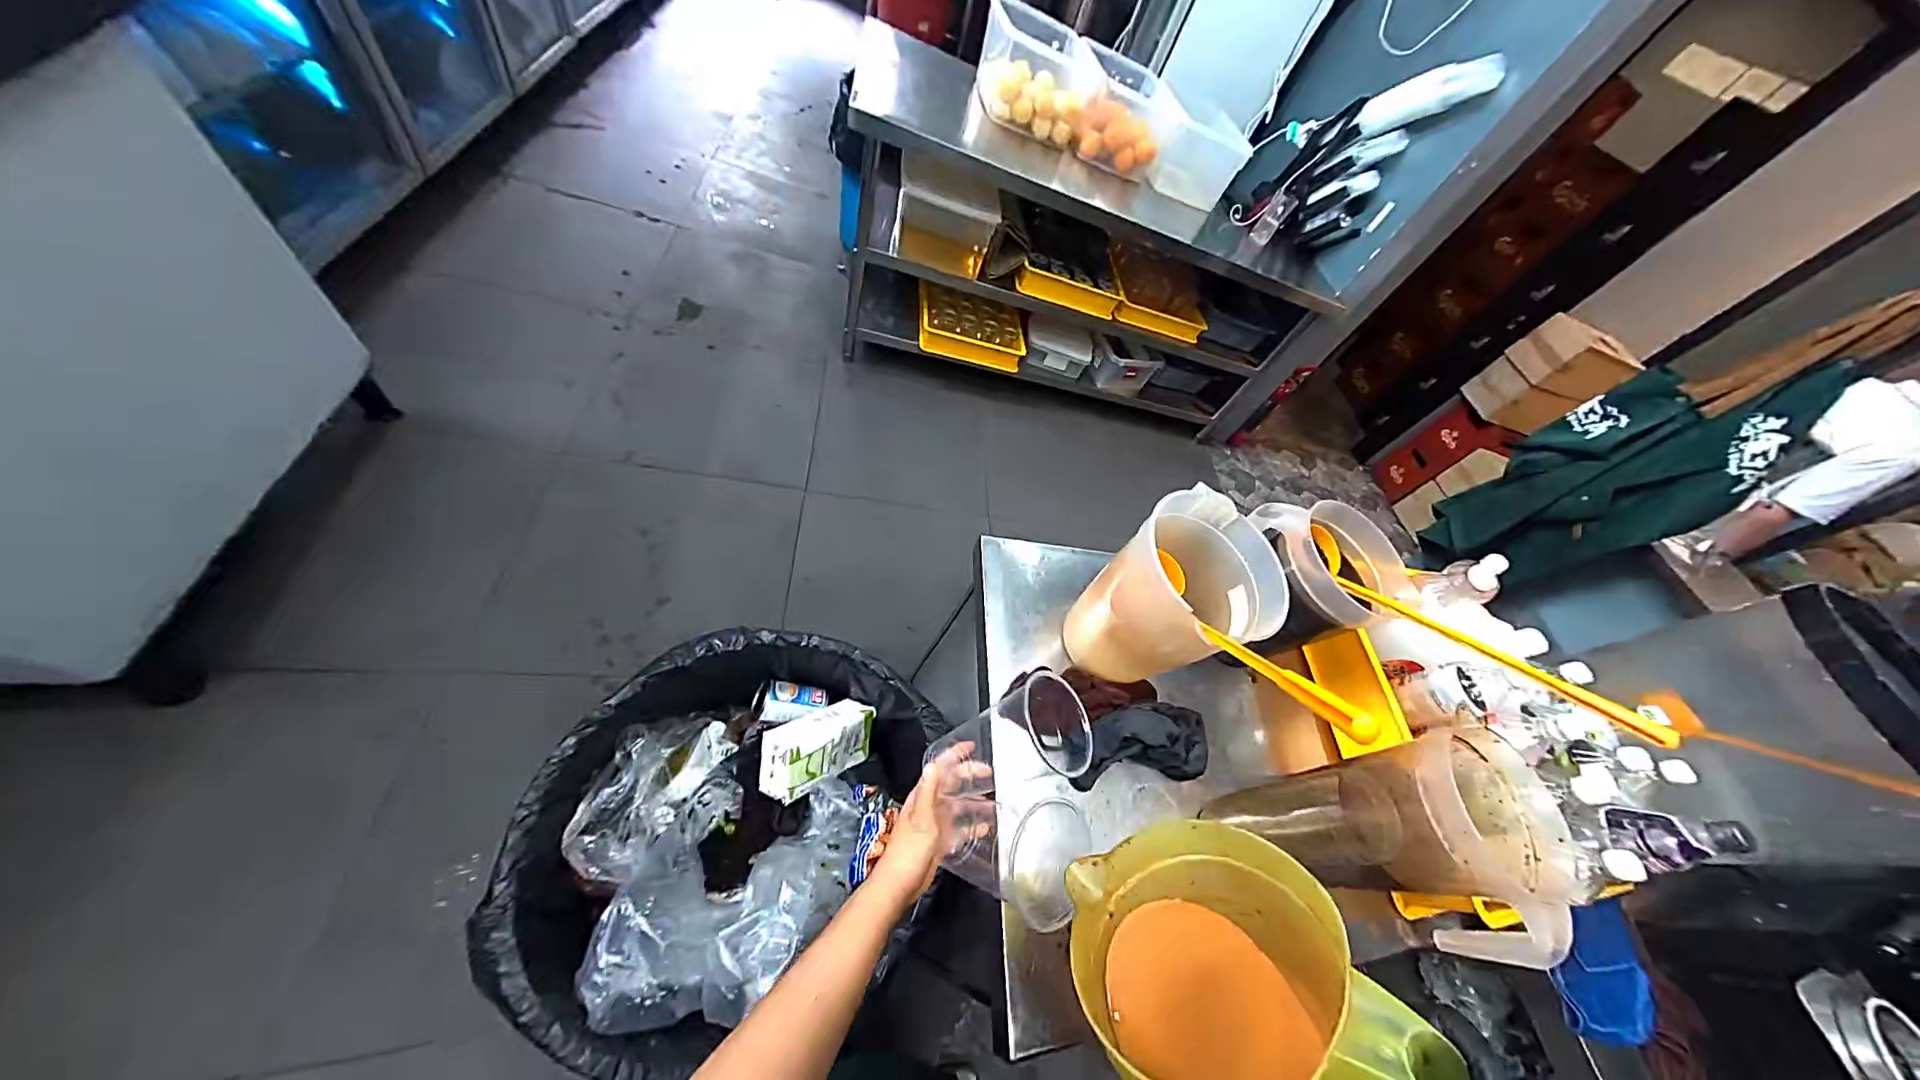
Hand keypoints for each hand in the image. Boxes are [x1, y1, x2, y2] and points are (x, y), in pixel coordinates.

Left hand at [867, 743, 990, 906]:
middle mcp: (929, 806)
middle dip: (969, 776)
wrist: (898, 885)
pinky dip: (971, 826)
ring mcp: (934, 823)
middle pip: (952, 784)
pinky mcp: (939, 841)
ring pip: (958, 806)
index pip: (939, 768)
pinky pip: (959, 829)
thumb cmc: (908, 852)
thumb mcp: (921, 819)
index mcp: (922, 796)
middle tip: (989, 772)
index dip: (954, 755)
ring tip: (993, 802)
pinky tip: (984, 828)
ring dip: (974, 802)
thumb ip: (928, 792)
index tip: (970, 747)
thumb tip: (933, 764)